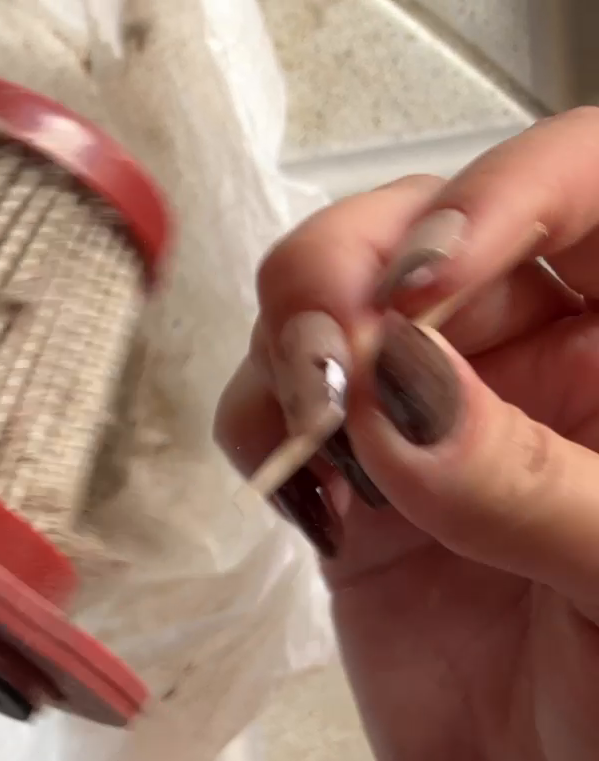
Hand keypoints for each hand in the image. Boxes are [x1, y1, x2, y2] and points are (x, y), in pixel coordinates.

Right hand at [216, 109, 598, 760]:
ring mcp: (442, 443)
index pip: (592, 188)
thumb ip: (537, 480)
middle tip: (321, 368)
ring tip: (301, 444)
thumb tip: (391, 391)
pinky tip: (297, 498)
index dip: (493, 200)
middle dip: (343, 283)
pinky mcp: (358, 508)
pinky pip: (278, 432)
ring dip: (282, 367)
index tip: (416, 294)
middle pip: (418, 240)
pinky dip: (259, 442)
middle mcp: (561, 375)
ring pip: (324, 332)